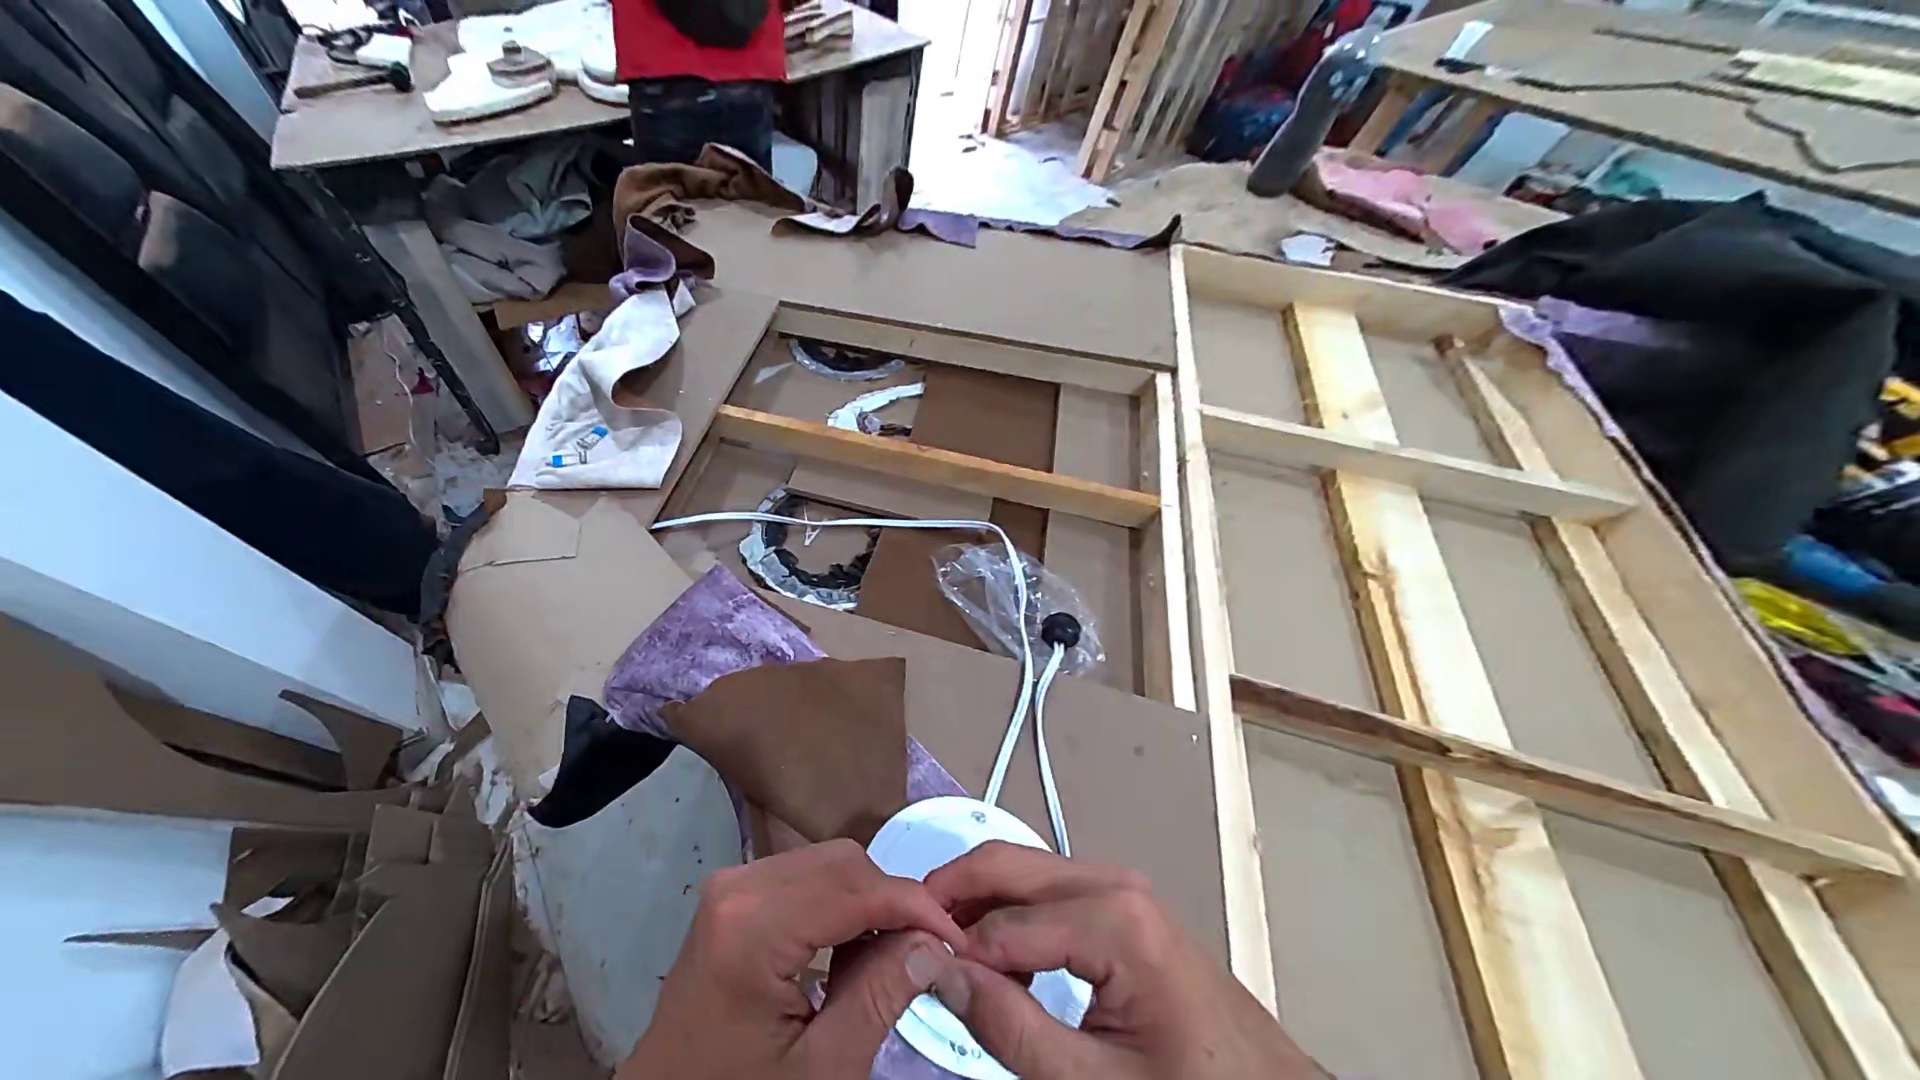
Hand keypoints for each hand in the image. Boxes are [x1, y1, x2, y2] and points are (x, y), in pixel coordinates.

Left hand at [620, 839, 965, 1079]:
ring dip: (869, 900)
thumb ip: (881, 995)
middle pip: (844, 863)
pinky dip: (841, 902)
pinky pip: (807, 875)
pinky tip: (851, 947)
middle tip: (924, 950)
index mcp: (751, 926)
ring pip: (830, 863)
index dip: (915, 906)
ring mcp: (733, 884)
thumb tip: (937, 942)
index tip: (957, 937)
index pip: (856, 888)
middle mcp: (739, 885)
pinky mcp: (735, 892)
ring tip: (888, 954)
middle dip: (892, 901)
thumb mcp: (820, 1069)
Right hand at [922, 841, 1326, 1079]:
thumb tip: (941, 974)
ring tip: (946, 952)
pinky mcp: (1120, 901)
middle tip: (910, 938)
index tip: (911, 972)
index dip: (950, 948)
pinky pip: (1047, 890)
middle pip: (1007, 865)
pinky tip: (998, 957)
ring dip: (977, 901)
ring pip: (1023, 871)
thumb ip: (1008, 1026)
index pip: (1001, 922)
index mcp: (1113, 918)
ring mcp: (1118, 886)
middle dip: (952, 894)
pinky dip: (1010, 911)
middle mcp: (1113, 882)